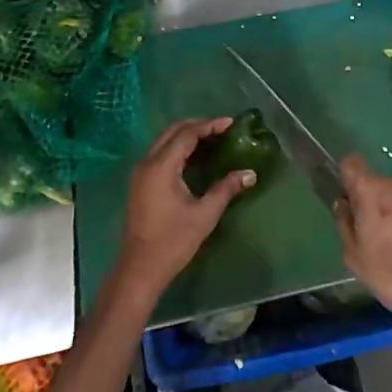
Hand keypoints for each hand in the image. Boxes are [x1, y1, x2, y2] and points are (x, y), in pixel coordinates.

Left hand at [115, 118, 257, 297]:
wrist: (141, 268)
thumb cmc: (173, 241)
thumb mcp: (205, 214)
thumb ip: (226, 188)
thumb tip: (250, 174)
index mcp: (161, 166)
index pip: (186, 134)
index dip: (209, 125)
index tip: (231, 123)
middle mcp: (147, 162)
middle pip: (173, 131)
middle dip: (198, 126)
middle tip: (223, 129)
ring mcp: (140, 172)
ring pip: (164, 141)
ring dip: (187, 136)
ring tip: (213, 139)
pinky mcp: (140, 182)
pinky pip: (160, 153)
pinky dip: (178, 148)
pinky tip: (196, 157)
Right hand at [334, 154, 391, 335]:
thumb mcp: (357, 259)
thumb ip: (345, 227)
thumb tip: (343, 206)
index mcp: (371, 189)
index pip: (350, 163)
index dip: (344, 177)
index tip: (345, 202)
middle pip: (374, 185)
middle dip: (367, 204)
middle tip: (366, 237)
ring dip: (389, 218)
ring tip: (391, 253)